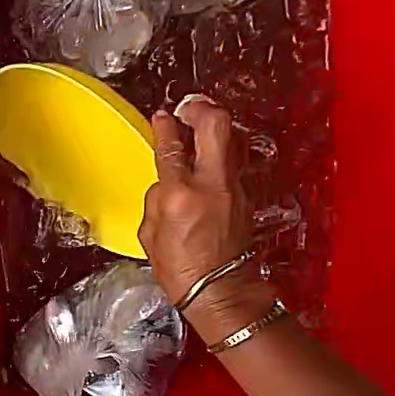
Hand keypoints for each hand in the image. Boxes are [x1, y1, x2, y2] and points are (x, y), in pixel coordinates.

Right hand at [138, 95, 271, 335]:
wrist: (220, 289)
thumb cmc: (181, 269)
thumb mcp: (150, 234)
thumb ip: (156, 201)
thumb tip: (165, 184)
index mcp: (179, 195)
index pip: (171, 149)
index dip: (165, 127)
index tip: (161, 117)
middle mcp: (211, 184)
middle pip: (216, 127)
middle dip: (202, 109)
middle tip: (189, 106)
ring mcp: (233, 188)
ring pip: (231, 140)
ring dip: (215, 127)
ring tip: (200, 123)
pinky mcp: (244, 196)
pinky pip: (232, 161)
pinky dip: (220, 150)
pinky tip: (208, 154)